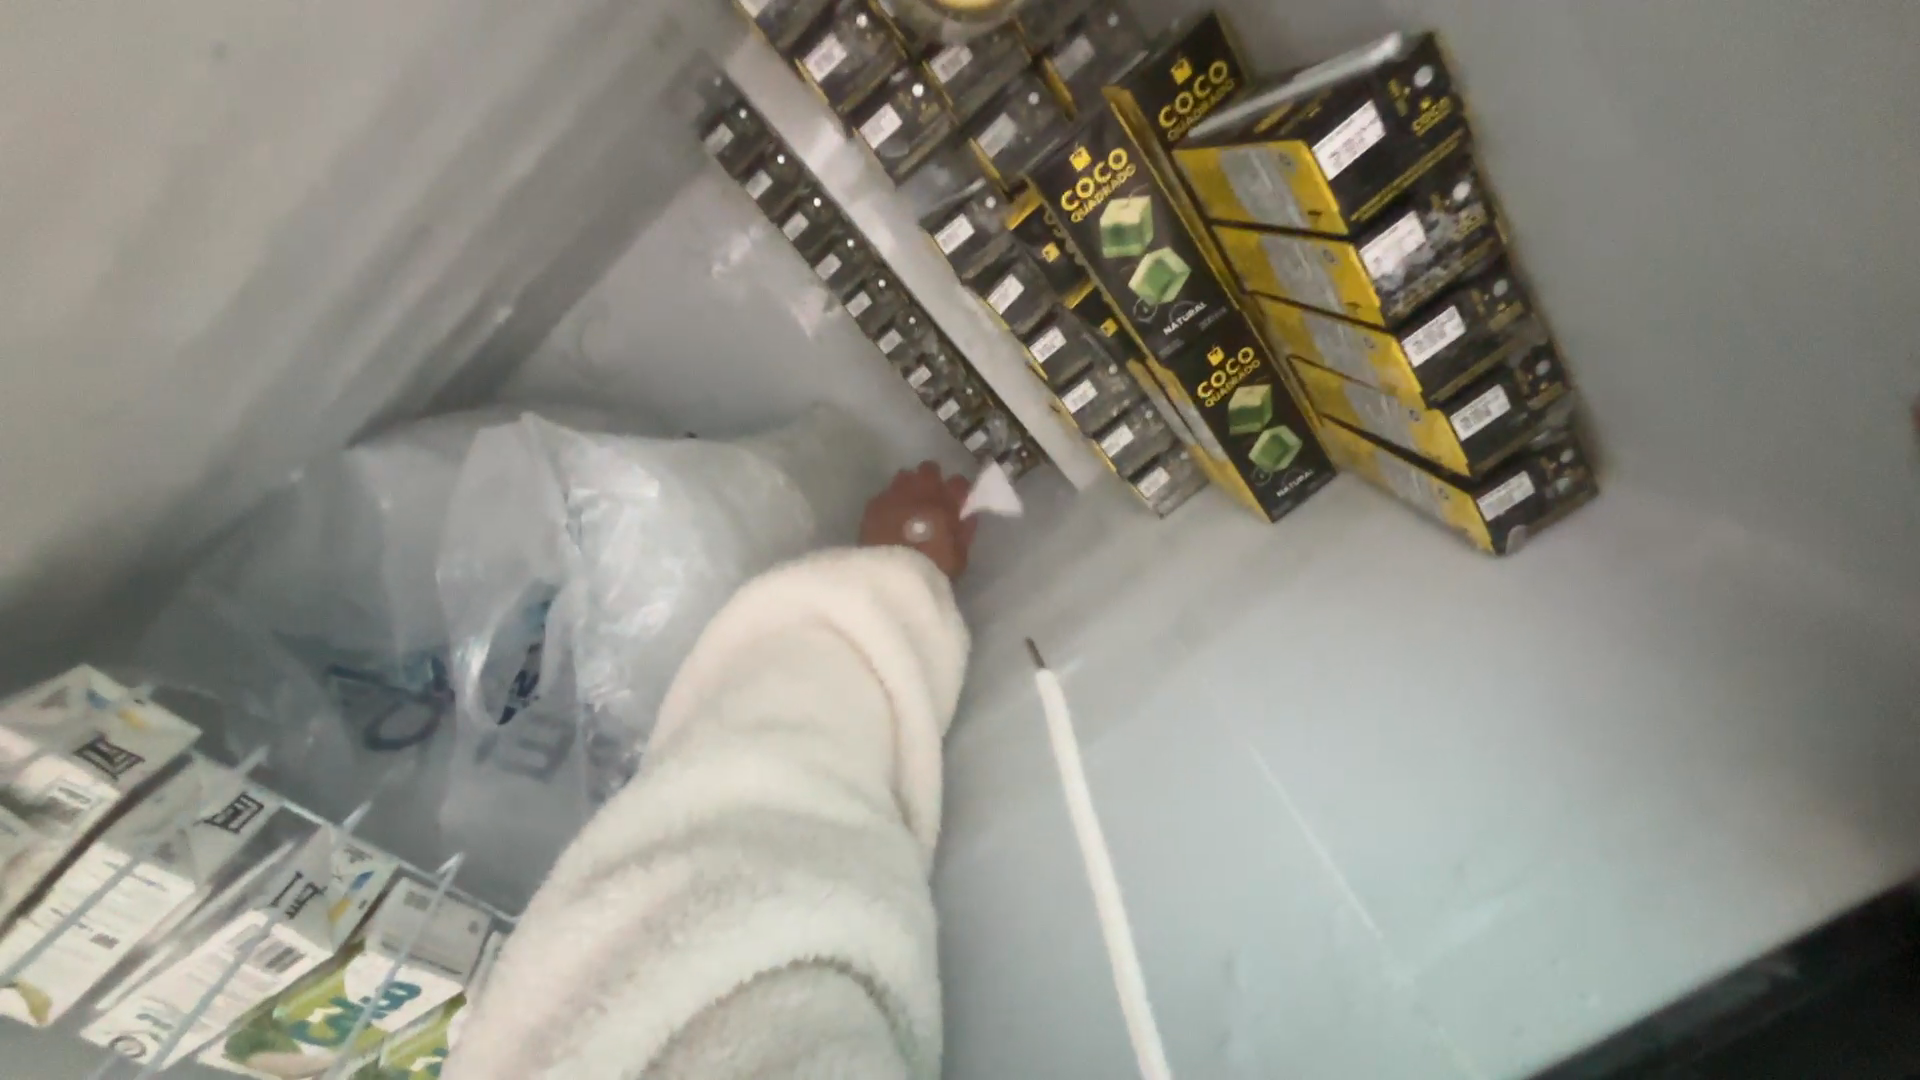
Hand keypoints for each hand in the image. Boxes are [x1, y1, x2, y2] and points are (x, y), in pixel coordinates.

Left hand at [860, 462, 978, 577]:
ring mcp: (895, 494)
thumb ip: (965, 533)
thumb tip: (970, 517)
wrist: (892, 574)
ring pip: (904, 475)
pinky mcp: (874, 504)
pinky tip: (888, 516)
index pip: (958, 482)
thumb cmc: (932, 567)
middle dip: (932, 478)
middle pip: (929, 469)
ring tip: (908, 503)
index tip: (958, 499)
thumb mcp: (958, 557)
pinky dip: (889, 501)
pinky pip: (884, 494)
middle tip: (931, 496)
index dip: (959, 489)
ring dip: (909, 485)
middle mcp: (921, 491)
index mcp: (946, 503)